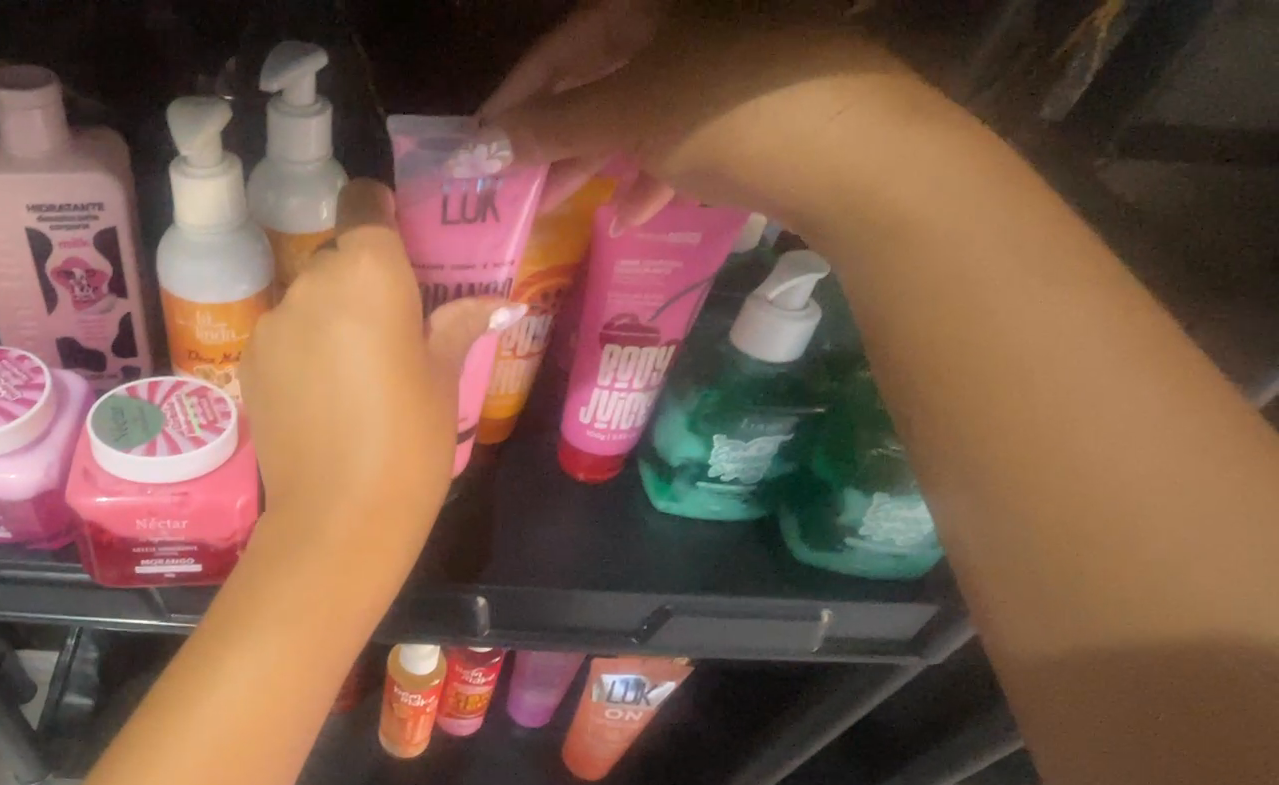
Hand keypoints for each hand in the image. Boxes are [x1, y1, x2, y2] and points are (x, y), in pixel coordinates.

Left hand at [243, 180, 503, 559]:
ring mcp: (272, 324)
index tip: (396, 250)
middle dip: (359, 284)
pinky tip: (318, 398)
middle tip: (388, 333)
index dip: (378, 216)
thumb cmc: (409, 443)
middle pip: (335, 260)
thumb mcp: (444, 382)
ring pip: (305, 302)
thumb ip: (457, 327)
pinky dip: (299, 352)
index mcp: (368, 271)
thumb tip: (498, 303)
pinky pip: (281, 338)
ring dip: (327, 320)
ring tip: (351, 377)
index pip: (363, 204)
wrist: (338, 516)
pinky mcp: (247, 363)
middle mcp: (311, 283)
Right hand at [485, 4, 916, 231]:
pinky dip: (651, 174)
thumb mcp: (627, 114)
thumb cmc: (727, 109)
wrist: (854, 152)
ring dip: (596, 159)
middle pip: (601, 78)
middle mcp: (691, 23)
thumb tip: (487, 141)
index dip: (518, 94)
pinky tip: (629, 214)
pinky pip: (684, 139)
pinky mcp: (754, 112)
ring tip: (559, 205)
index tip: (481, 141)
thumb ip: (553, 126)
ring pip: (640, 113)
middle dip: (555, 134)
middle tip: (516, 181)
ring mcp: (727, 67)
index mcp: (657, 5)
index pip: (565, 44)